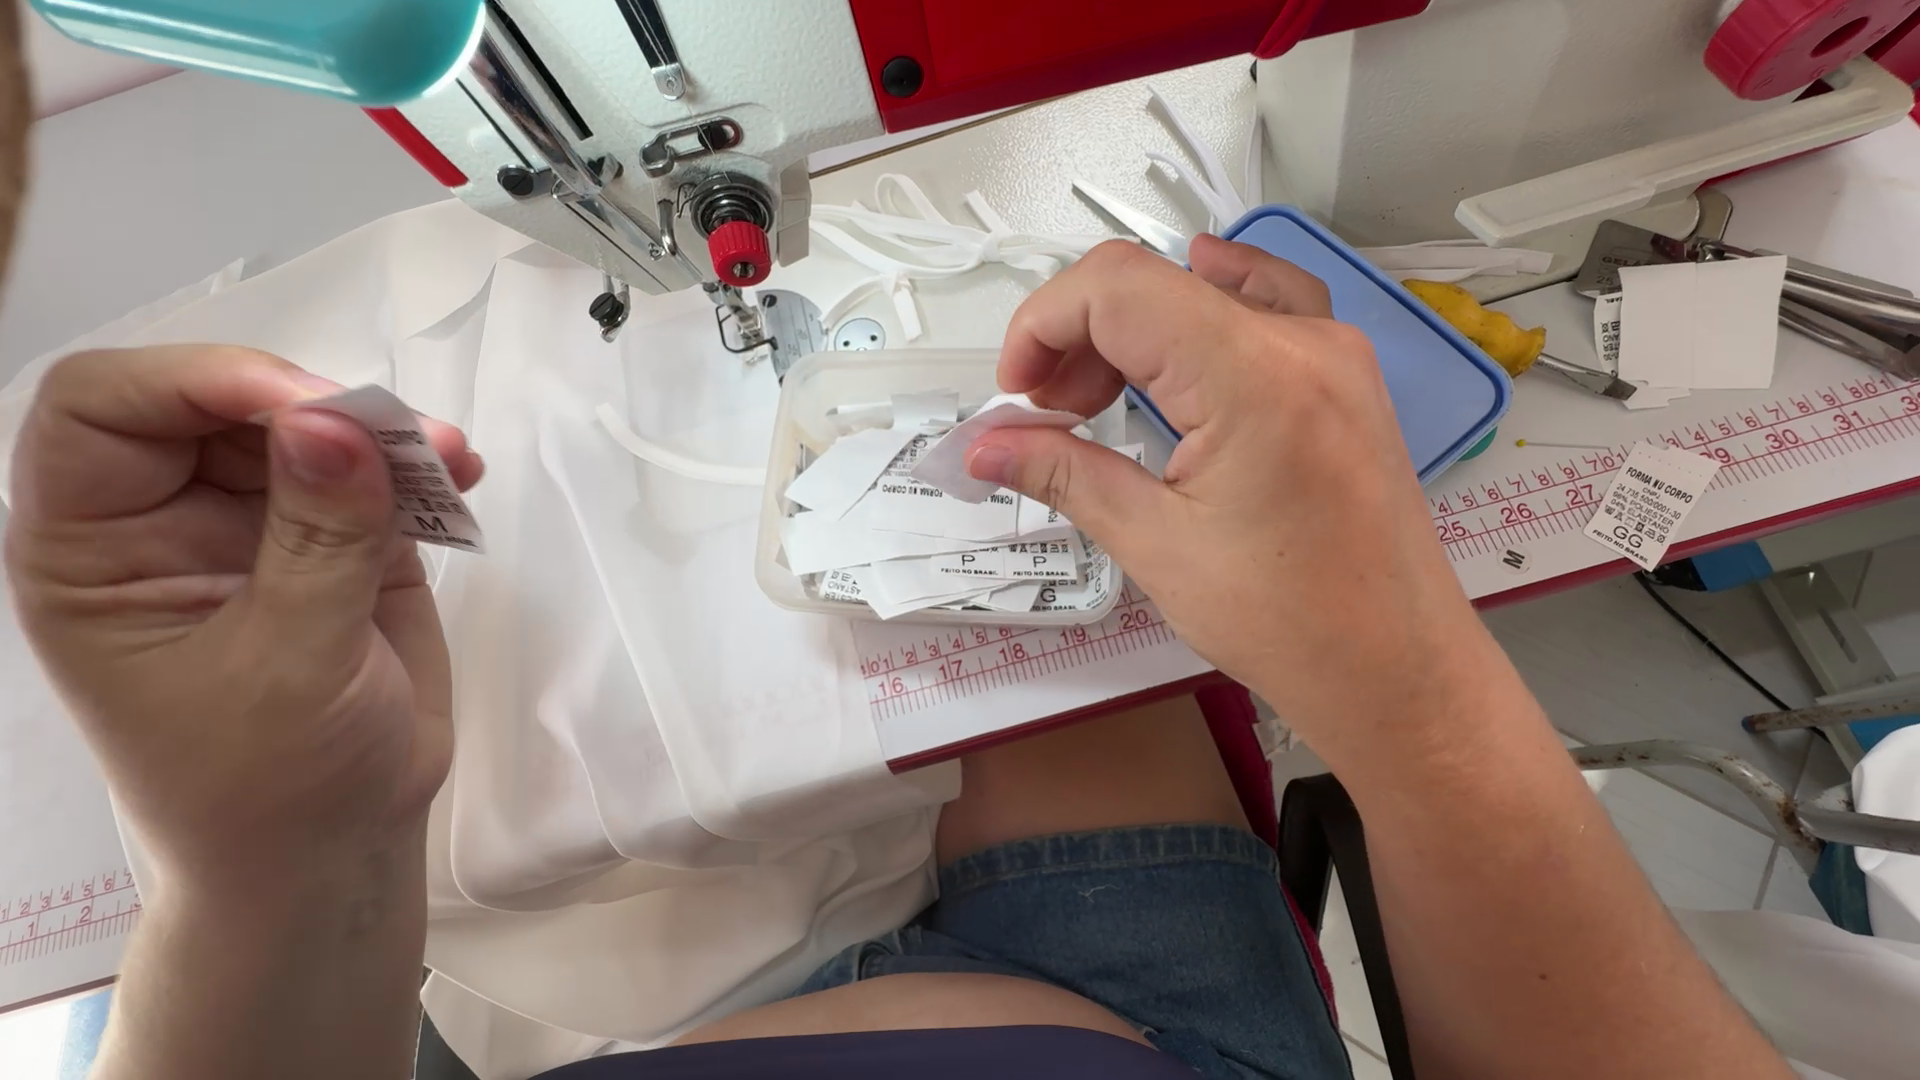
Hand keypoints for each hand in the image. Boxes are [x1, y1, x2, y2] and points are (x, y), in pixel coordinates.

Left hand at [4, 346, 481, 887]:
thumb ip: (318, 539)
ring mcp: (272, 534)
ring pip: (320, 438)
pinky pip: (383, 484)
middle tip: (418, 437)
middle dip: (325, 409)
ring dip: (391, 438)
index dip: (204, 384)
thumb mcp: (290, 661)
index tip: (318, 410)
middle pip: (231, 411)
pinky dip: (426, 473)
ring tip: (458, 460)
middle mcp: (179, 523)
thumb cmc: (272, 778)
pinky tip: (463, 480)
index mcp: (103, 548)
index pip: (112, 411)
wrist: (338, 837)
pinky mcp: (351, 549)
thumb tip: (338, 425)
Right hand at [964, 236, 1484, 740]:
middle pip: (1153, 284)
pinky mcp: (1340, 377)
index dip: (1043, 323)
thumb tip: (983, 447)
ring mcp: (1332, 352)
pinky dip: (1199, 313)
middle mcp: (1302, 340)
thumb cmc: (1284, 622)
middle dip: (1076, 337)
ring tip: (1093, 406)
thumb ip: (1062, 475)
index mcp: (1252, 375)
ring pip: (1199, 294)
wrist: (1393, 668)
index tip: (1015, 392)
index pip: (1117, 289)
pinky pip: (1262, 307)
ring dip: (1128, 338)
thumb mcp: (1154, 544)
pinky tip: (1173, 335)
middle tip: (1044, 414)